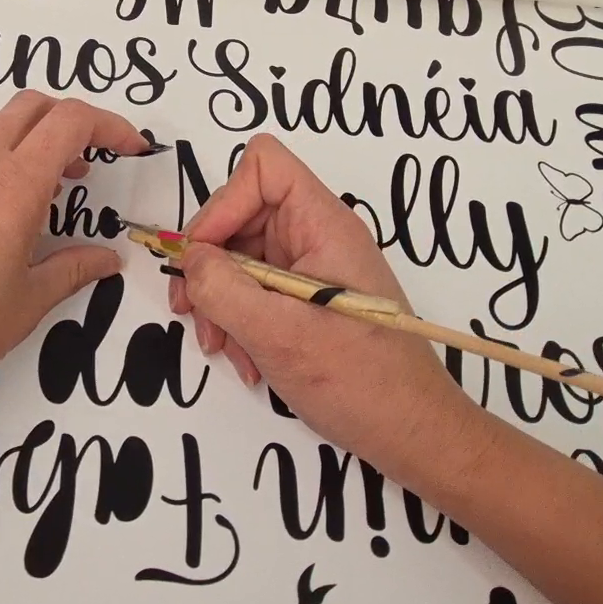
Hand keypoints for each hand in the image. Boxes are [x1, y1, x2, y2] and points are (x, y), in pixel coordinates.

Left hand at [0, 91, 148, 462]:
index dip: (110, 125)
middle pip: (32, 106)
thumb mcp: (24, 305)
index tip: (132, 149)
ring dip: (34, 138)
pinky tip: (9, 213)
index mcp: (12, 187)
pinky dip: (2, 160)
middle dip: (72, 120)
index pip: (70, 121)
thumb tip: (106, 259)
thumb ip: (71, 270)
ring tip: (56, 188)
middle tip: (94, 162)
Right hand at [169, 134, 495, 489]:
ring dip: (217, 298)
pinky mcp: (304, 295)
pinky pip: (252, 287)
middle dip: (208, 262)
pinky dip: (235, 317)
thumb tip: (189, 259)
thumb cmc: (358, 381)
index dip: (224, 201)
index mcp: (323, 224)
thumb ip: (223, 288)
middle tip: (190, 309)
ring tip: (219, 345)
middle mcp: (315, 234)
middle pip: (240, 212)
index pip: (263, 166)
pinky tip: (242, 357)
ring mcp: (309, 265)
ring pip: (238, 254)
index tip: (204, 254)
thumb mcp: (279, 335)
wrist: (413, 436)